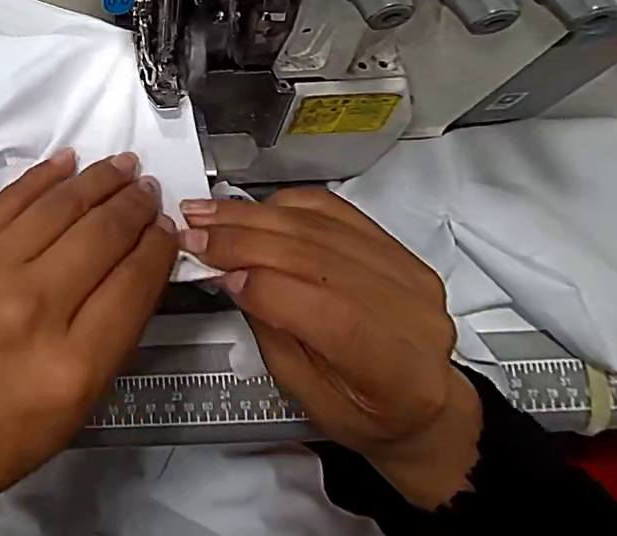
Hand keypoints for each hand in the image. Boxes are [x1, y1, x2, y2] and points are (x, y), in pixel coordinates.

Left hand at [0, 151, 178, 534]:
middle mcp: (33, 308)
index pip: (135, 281)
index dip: (159, 246)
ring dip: (100, 179)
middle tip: (148, 191)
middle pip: (103, 234)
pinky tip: (70, 162)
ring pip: (62, 204)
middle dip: (135, 206)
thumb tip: (142, 262)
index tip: (168, 228)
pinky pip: (13, 196)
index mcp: (72, 364)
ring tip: (123, 167)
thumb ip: (116, 331)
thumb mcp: (76, 405)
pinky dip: (46, 174)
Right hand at [180, 188, 482, 509]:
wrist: (422, 400)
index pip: (316, 306)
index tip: (210, 269)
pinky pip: (331, 208)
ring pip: (316, 224)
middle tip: (194, 230)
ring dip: (253, 214)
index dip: (257, 282)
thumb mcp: (309, 397)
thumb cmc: (369, 414)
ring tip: (210, 213)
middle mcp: (407, 309)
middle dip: (242, 238)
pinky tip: (252, 208)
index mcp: (393, 367)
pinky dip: (284, 204)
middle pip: (312, 255)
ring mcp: (403, 269)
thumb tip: (234, 276)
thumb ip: (273, 333)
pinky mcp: (392, 244)